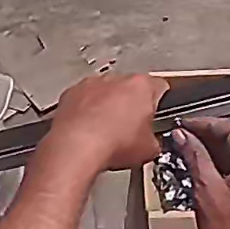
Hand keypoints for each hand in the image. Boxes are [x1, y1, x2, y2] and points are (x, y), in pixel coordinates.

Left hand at [44, 74, 167, 173]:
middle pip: (130, 89)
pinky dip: (84, 114)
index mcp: (141, 86)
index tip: (156, 116)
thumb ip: (154, 140)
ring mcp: (90, 85)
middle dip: (130, 106)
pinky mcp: (70, 94)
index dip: (160, 104)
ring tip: (106, 134)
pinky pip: (82, 102)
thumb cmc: (112, 142)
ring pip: (104, 93)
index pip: (160, 88)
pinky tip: (87, 133)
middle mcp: (116, 79)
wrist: (77, 147)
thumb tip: (150, 145)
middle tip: (130, 130)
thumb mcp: (149, 149)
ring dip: (106, 108)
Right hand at [172, 118, 229, 228]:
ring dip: (215, 152)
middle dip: (209, 137)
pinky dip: (225, 166)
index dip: (206, 124)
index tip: (187, 124)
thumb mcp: (207, 193)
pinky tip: (205, 169)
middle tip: (185, 136)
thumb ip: (196, 159)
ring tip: (191, 151)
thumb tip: (184, 137)